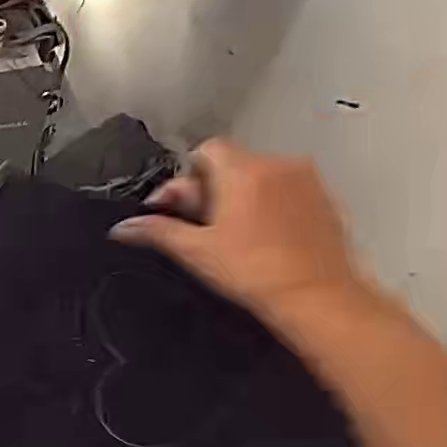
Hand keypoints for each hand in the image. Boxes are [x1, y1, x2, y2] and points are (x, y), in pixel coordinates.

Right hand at [110, 140, 364, 313]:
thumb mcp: (195, 252)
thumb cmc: (255, 273)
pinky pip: (284, 191)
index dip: (186, 178)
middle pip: (230, 164)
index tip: (178, 208)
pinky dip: (266, 206)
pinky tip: (259, 241)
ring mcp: (304, 180)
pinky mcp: (322, 198)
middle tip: (200, 229)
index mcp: (242, 172)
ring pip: (257, 177)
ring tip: (231, 238)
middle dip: (209, 191)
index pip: (206, 150)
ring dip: (238, 197)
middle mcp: (276, 165)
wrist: (315, 296)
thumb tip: (123, 227)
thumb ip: (157, 232)